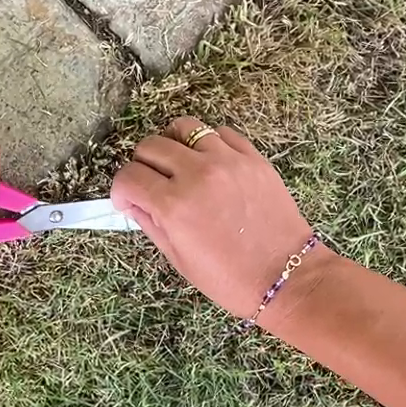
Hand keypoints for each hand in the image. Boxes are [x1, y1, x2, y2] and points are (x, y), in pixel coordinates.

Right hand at [111, 117, 318, 318]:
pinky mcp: (253, 158)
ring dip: (172, 144)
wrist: (284, 276)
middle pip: (151, 146)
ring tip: (178, 164)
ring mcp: (227, 162)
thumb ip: (150, 223)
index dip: (121, 190)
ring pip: (184, 128)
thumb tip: (132, 203)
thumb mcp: (178, 258)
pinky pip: (220, 133)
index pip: (129, 177)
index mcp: (173, 206)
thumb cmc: (229, 278)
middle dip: (142, 165)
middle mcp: (197, 175)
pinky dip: (206, 144)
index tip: (127, 200)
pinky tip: (208, 164)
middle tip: (151, 185)